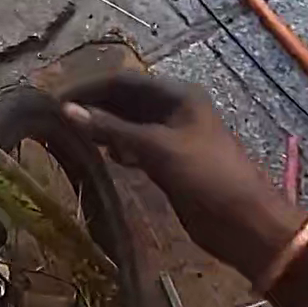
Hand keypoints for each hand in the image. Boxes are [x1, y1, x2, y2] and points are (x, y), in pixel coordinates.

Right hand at [58, 73, 306, 284]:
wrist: (249, 226)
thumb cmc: (208, 177)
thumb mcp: (158, 149)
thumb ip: (112, 129)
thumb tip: (67, 110)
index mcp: (178, 94)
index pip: (124, 81)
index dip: (90, 87)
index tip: (58, 98)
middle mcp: (173, 108)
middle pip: (125, 99)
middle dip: (94, 105)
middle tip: (58, 117)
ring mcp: (172, 134)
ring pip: (128, 122)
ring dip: (103, 126)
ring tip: (71, 133)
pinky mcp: (169, 160)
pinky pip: (135, 144)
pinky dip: (117, 146)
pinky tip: (102, 155)